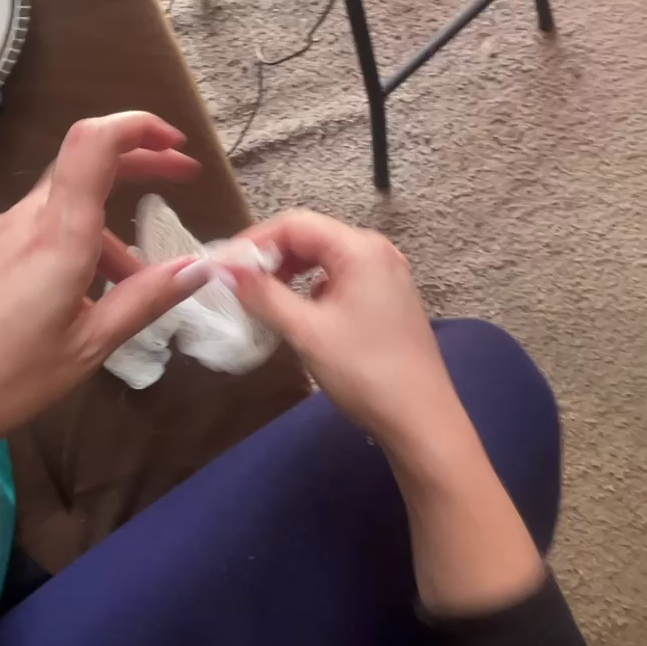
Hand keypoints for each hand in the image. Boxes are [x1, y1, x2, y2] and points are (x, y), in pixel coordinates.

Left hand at [0, 112, 212, 460]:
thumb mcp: (85, 348)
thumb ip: (144, 301)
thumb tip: (199, 267)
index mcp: (59, 234)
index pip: (96, 142)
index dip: (140, 126)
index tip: (177, 147)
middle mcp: (25, 219)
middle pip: (86, 165)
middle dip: (140, 165)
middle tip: (181, 179)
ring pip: (64, 211)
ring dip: (106, 234)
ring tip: (130, 287)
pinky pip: (36, 235)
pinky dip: (71, 250)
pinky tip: (74, 302)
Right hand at [220, 210, 461, 450]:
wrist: (422, 421)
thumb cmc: (365, 372)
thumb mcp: (306, 331)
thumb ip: (263, 295)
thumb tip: (225, 269)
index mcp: (360, 249)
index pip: (295, 224)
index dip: (254, 241)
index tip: (224, 266)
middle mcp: (376, 251)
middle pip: (311, 236)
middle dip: (271, 256)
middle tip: (238, 283)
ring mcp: (386, 274)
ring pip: (325, 258)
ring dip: (290, 272)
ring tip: (262, 298)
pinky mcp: (388, 297)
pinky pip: (341, 278)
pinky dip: (312, 288)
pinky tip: (299, 313)